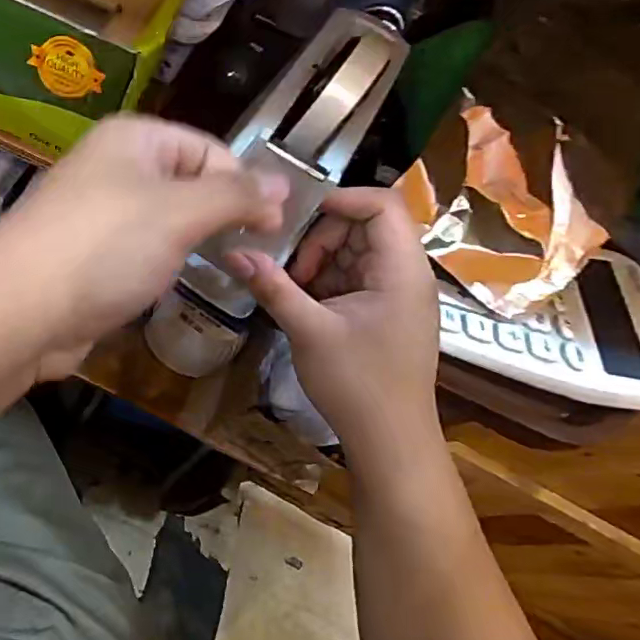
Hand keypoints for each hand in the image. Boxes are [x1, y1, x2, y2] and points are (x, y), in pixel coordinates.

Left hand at [0, 115, 286, 377]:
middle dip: (220, 215)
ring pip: (165, 220)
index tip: (271, 228)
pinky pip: (140, 250)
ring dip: (194, 243)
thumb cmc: (104, 248)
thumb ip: (235, 195)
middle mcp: (114, 168)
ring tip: (220, 270)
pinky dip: (162, 264)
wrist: (18, 312)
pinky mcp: (89, 256)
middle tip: (250, 253)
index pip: (210, 149)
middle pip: (188, 183)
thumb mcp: (180, 213)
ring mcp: (98, 214)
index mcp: (133, 139)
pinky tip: (172, 285)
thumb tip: (282, 184)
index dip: (243, 184)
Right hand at [226, 187, 439, 445]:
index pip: (382, 204)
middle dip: (321, 240)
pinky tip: (305, 306)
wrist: (390, 442)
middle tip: (291, 271)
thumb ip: (273, 286)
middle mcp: (406, 273)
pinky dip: (327, 283)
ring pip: (355, 252)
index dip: (341, 198)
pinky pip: (355, 278)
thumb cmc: (357, 384)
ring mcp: (398, 294)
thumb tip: (233, 252)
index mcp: (401, 269)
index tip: (297, 216)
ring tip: (292, 291)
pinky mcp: (386, 312)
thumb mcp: (309, 331)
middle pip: (364, 226)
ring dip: (319, 263)